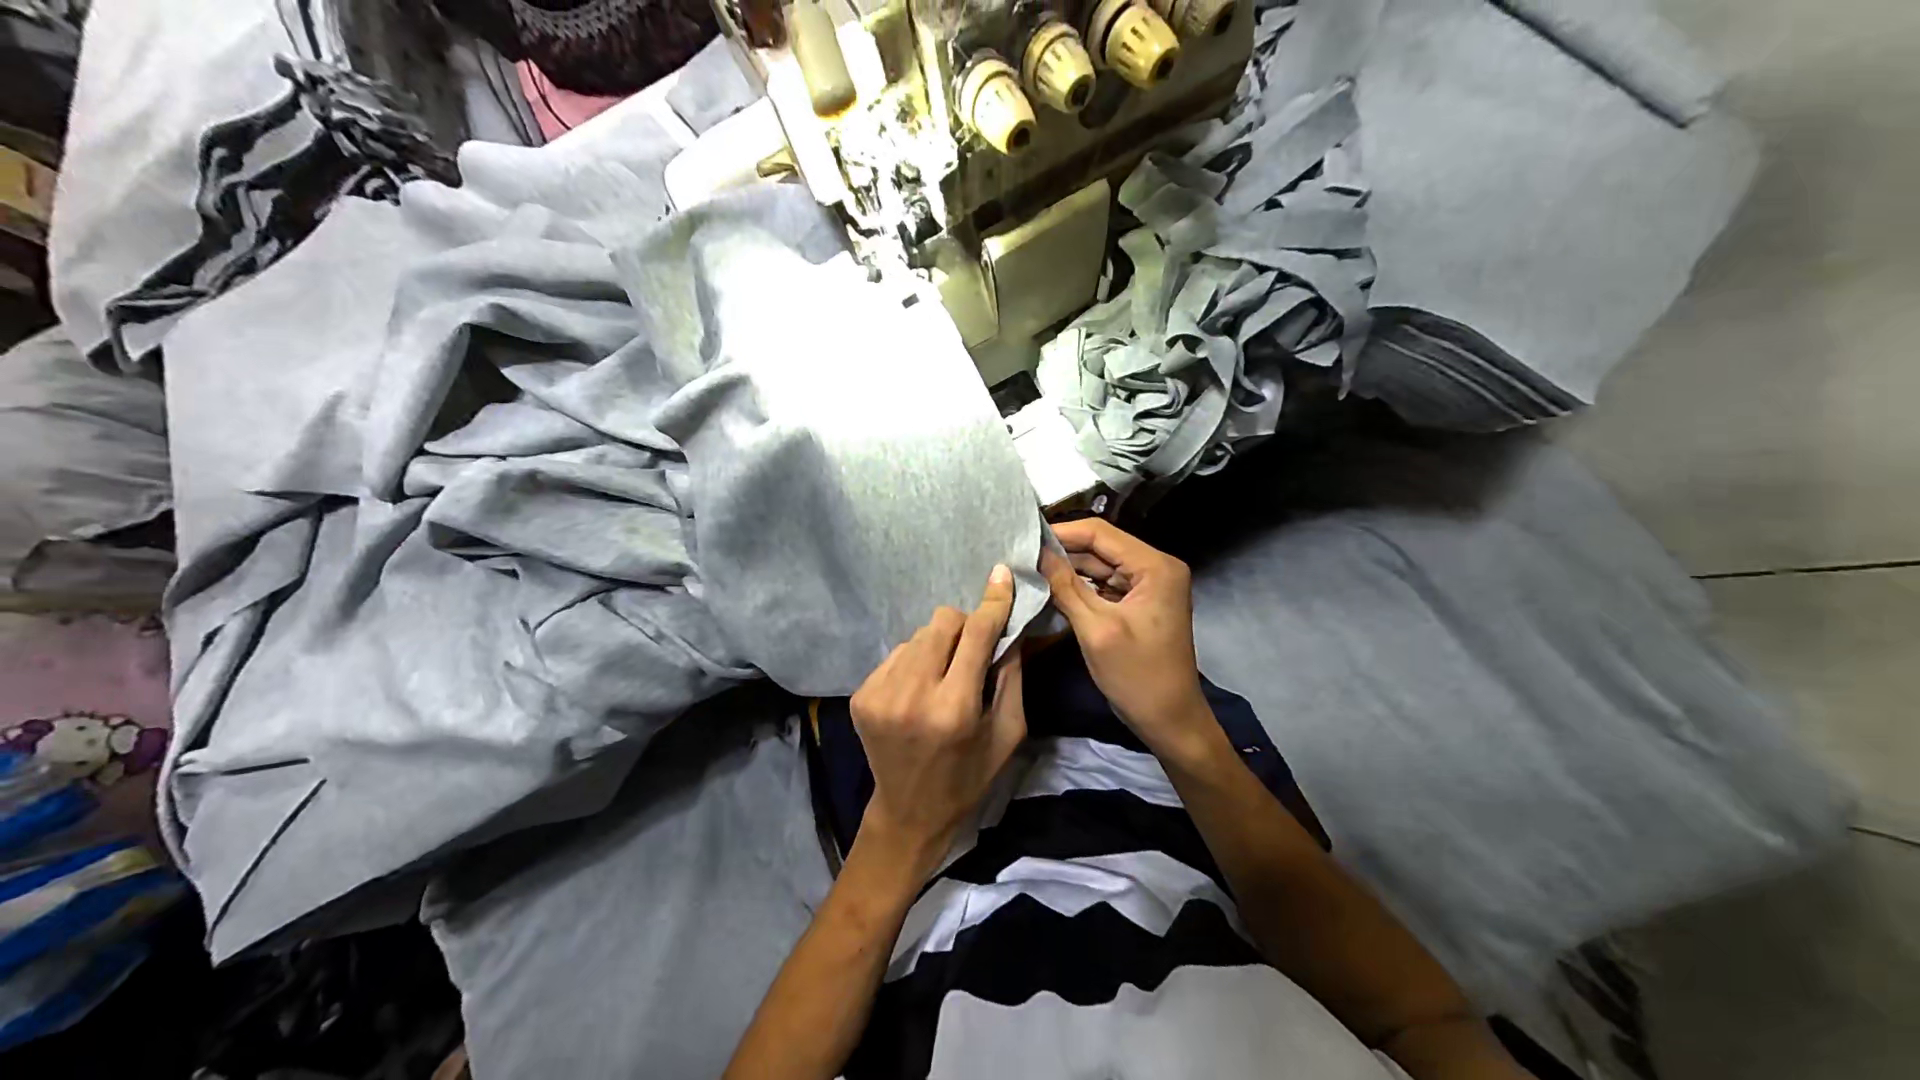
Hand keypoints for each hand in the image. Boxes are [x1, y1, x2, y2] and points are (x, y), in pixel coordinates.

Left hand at [849, 564, 1027, 869]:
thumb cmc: (969, 776)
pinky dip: (914, 662)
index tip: (1001, 575)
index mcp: (955, 708)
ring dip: (937, 646)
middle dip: (963, 627)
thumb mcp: (1009, 733)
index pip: (976, 635)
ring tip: (942, 678)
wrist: (909, 812)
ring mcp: (880, 693)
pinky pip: (897, 653)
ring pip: (918, 635)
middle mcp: (913, 695)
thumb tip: (1009, 625)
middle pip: (941, 622)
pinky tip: (918, 691)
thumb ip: (1011, 675)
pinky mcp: (861, 695)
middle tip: (970, 652)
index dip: (992, 603)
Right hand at [1041, 519, 1214, 755]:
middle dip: (1063, 551)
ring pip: (1101, 566)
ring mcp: (1150, 585)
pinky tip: (1052, 587)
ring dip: (1069, 568)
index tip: (1025, 537)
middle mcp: (1156, 567)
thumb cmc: (1136, 675)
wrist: (1170, 720)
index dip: (1062, 532)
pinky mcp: (1140, 603)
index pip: (1101, 533)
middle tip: (1021, 554)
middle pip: (1101, 547)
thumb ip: (1066, 587)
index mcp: (1155, 566)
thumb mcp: (1096, 629)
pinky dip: (1081, 586)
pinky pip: (1106, 584)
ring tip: (1030, 567)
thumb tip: (1038, 555)